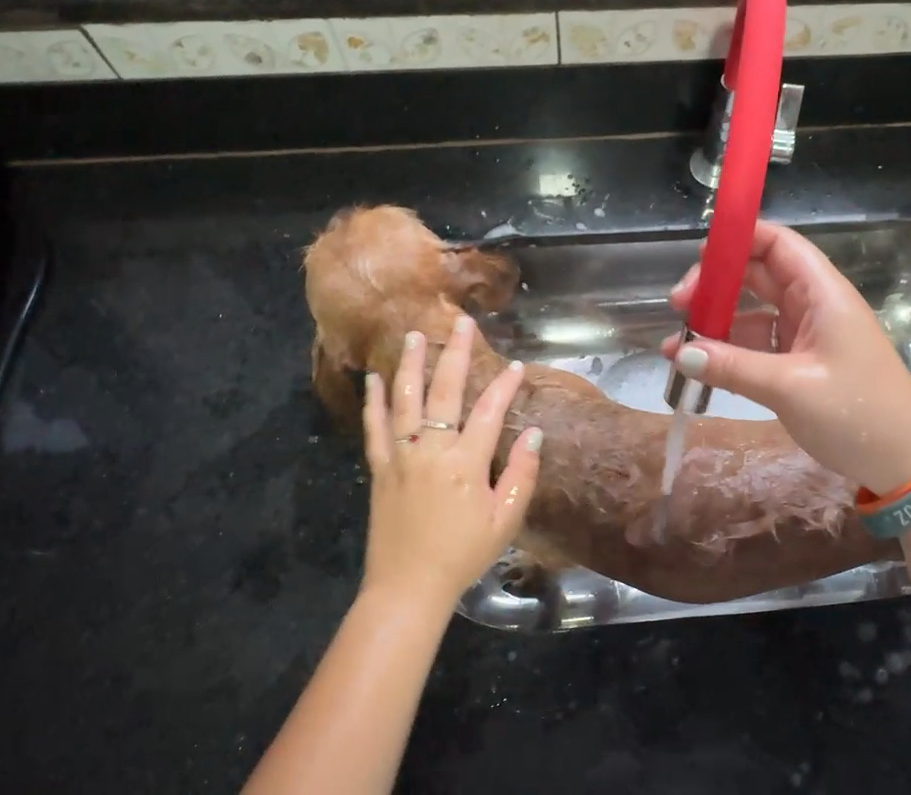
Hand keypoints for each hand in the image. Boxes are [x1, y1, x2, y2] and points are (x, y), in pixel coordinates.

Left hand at [359, 314, 541, 606]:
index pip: (490, 412)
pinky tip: (374, 379)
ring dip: (412, 365)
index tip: (516, 365)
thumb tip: (535, 434)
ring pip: (406, 401)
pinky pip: (375, 428)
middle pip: (444, 392)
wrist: (408, 587)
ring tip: (415, 335)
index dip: (505, 386)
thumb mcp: (505, 520)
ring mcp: (401, 457)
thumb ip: (521, 474)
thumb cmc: (463, 556)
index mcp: (466, 463)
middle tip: (460, 323)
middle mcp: (431, 450)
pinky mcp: (379, 469)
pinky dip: (374, 402)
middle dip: (454, 354)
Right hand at [663, 221, 910, 494]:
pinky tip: (697, 367)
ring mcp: (807, 335)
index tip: (698, 256)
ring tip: (677, 345)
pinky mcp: (800, 363)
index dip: (739, 239)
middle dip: (715, 284)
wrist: (904, 464)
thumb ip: (732, 367)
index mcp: (823, 294)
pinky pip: (757, 345)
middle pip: (758, 273)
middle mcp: (813, 305)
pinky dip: (728, 352)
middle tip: (678, 305)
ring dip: (716, 323)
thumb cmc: (857, 414)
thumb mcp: (789, 389)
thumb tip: (681, 353)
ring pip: (753, 312)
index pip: (778, 243)